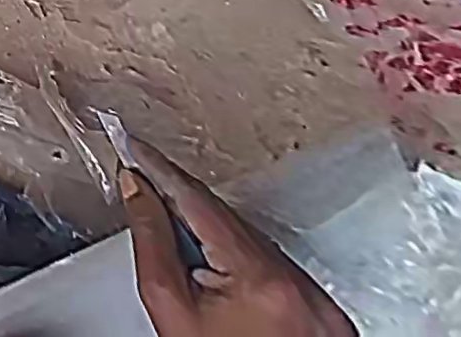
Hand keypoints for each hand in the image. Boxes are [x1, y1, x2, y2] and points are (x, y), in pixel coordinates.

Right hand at [122, 138, 355, 336]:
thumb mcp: (167, 301)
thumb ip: (150, 236)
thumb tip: (136, 186)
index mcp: (261, 279)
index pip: (198, 201)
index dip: (160, 167)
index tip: (133, 145)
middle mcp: (301, 286)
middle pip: (224, 216)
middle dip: (178, 195)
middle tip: (139, 176)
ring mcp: (320, 302)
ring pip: (247, 235)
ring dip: (204, 220)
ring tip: (167, 219)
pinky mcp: (327, 314)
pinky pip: (269, 260)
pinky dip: (232, 246)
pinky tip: (207, 252)